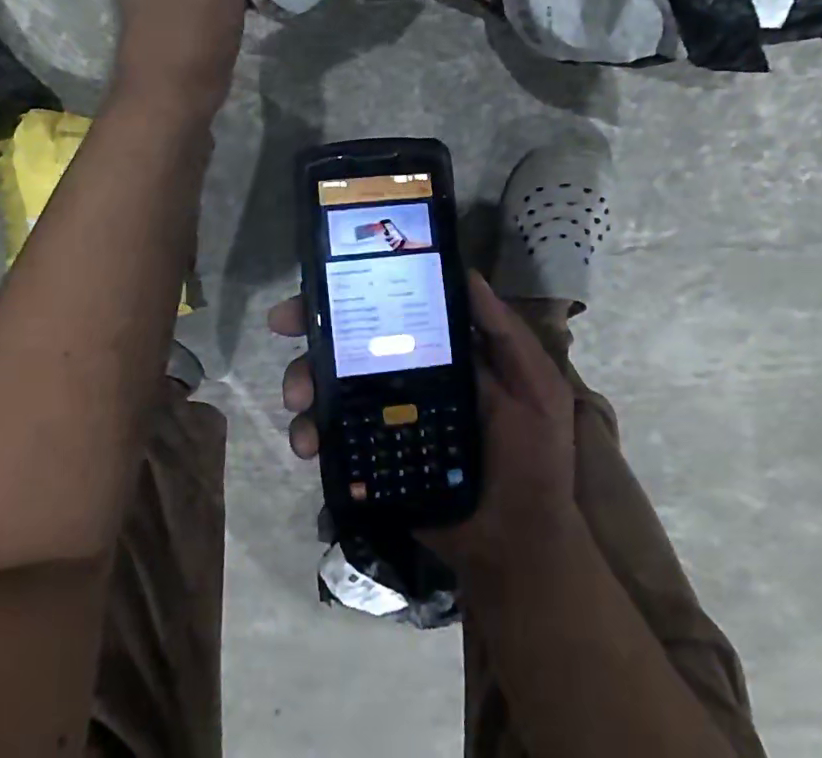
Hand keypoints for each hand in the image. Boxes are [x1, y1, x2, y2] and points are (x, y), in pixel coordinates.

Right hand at [267, 273, 582, 578]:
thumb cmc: (533, 460)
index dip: (359, 292)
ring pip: (332, 388)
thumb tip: (467, 276)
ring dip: (304, 382)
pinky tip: (308, 444)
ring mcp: (385, 420)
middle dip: (314, 329)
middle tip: (284, 326)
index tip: (322, 281)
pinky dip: (310, 432)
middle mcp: (408, 381)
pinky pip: (331, 438)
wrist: (515, 546)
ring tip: (299, 399)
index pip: (396, 313)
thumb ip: (508, 337)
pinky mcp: (369, 460)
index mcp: (443, 357)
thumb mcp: (537, 389)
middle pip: (352, 344)